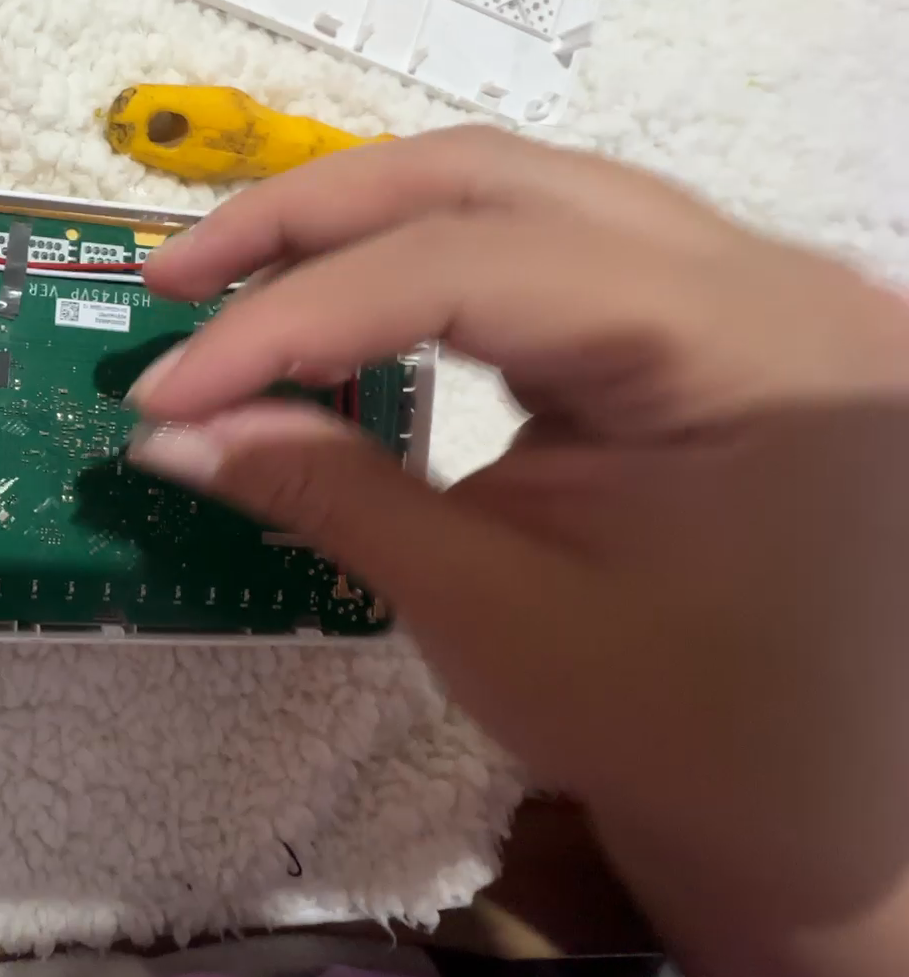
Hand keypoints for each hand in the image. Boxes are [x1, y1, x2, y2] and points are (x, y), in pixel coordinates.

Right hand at [125, 127, 908, 976]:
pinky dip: (387, 266)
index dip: (282, 325)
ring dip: (335, 227)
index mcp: (740, 347)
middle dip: (296, 221)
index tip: (164, 393)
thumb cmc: (670, 725)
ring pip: (488, 192)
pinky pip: (505, 249)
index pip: (456, 275)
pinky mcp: (663, 318)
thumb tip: (166, 436)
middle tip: (175, 280)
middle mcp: (744, 272)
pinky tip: (323, 303)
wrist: (812, 795)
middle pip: (474, 180)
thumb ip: (317, 491)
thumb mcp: (476, 605)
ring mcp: (712, 283)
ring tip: (222, 279)